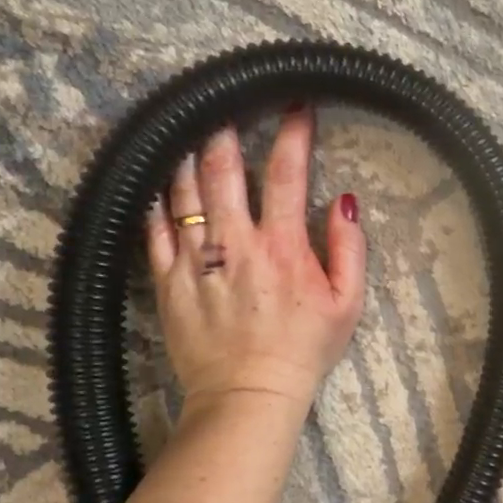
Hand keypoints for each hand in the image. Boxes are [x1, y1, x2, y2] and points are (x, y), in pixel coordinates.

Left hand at [145, 105, 365, 413]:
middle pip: (223, 171)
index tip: (298, 109)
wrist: (250, 393)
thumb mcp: (349, 303)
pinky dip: (154, 199)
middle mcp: (236, 244)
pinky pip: (154, 229)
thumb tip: (344, 202)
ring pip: (183, 192)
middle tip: (224, 109)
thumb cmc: (306, 348)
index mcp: (284, 247)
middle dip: (224, 133)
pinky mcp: (168, 280)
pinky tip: (156, 180)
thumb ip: (349, 249)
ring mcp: (196, 260)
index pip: (288, 175)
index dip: (294, 135)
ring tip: (188, 133)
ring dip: (186, 156)